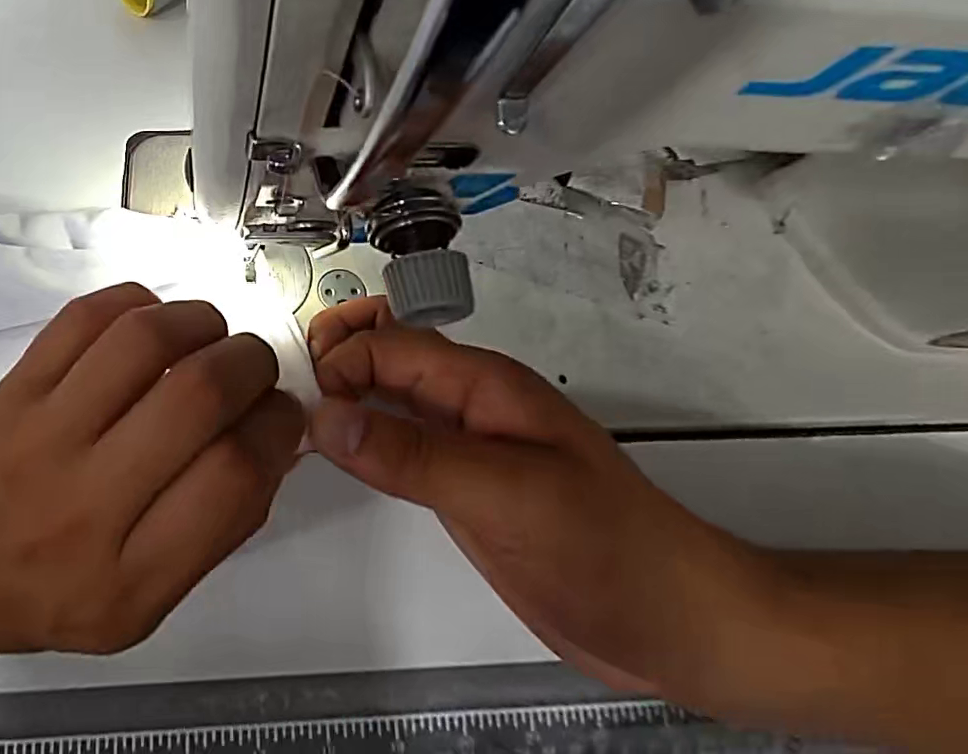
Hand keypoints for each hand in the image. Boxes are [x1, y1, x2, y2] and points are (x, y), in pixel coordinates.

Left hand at [0, 284, 304, 683]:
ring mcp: (41, 435)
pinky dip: (138, 302)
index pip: (233, 476)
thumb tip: (277, 431)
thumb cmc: (59, 590)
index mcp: (129, 575)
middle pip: (197, 395)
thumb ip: (221, 522)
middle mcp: (84, 503)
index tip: (283, 410)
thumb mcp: (150, 599)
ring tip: (211, 334)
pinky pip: (86, 316)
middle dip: (250, 362)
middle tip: (254, 364)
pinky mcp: (15, 386)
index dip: (278, 426)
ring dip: (199, 321)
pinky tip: (153, 322)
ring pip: (143, 341)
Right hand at [305, 297, 776, 699]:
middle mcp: (466, 402)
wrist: (672, 622)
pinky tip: (340, 450)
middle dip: (337, 357)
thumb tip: (329, 416)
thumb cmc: (610, 548)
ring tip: (301, 416)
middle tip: (295, 391)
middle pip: (385, 354)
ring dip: (344, 394)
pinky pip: (397, 440)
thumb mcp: (505, 495)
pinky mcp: (457, 480)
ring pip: (387, 395)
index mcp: (482, 384)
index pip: (390, 345)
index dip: (342, 363)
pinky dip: (361, 436)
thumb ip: (412, 453)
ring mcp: (461, 441)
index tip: (311, 407)